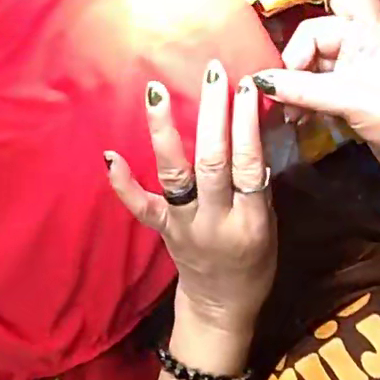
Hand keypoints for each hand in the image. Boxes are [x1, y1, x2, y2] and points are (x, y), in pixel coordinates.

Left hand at [105, 60, 276, 337]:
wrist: (221, 306)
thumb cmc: (253, 263)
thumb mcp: (270, 226)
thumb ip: (256, 184)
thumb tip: (248, 128)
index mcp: (251, 220)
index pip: (249, 164)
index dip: (247, 124)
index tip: (245, 87)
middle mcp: (215, 220)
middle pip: (214, 161)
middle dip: (215, 113)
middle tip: (213, 73)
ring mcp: (183, 225)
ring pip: (175, 175)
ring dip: (165, 131)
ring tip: (157, 92)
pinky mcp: (160, 229)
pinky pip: (140, 206)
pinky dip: (123, 182)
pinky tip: (109, 155)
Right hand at [250, 0, 379, 188]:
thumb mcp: (354, 100)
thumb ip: (301, 89)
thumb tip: (258, 82)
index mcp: (376, 25)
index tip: (269, 2)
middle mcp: (367, 39)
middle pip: (315, 32)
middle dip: (293, 60)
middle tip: (279, 91)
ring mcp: (361, 66)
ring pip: (313, 63)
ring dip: (295, 85)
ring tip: (288, 112)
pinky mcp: (356, 91)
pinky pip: (319, 85)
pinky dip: (304, 98)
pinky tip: (297, 117)